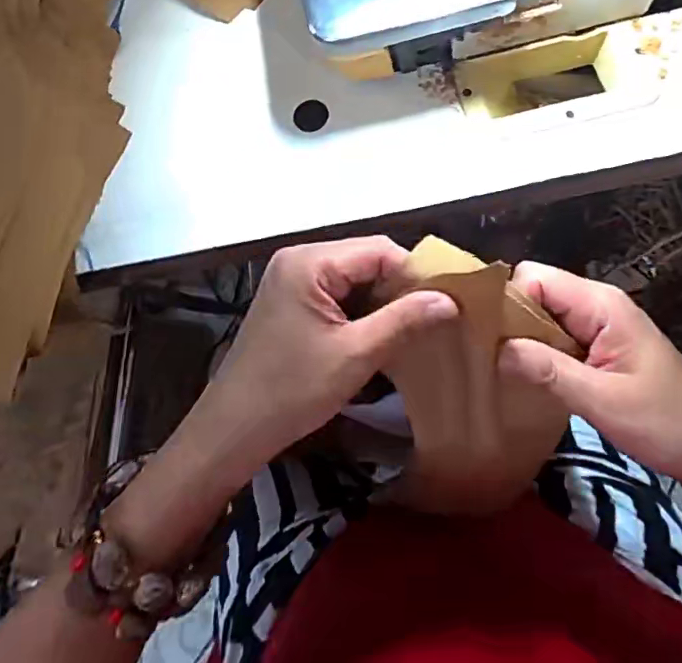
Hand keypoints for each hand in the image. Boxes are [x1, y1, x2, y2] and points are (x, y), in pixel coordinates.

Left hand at [191, 237, 457, 475]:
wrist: (231, 431)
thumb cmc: (291, 392)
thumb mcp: (355, 356)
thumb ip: (404, 321)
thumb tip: (450, 300)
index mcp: (310, 262)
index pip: (379, 250)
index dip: (415, 274)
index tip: (444, 304)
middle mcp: (299, 259)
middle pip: (366, 259)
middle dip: (399, 287)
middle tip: (430, 319)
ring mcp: (291, 278)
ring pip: (354, 276)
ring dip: (382, 300)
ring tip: (410, 328)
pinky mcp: (290, 299)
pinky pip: (337, 291)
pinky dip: (361, 309)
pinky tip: (377, 332)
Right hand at [497, 262, 681, 481]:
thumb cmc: (669, 423)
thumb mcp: (606, 402)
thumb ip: (550, 372)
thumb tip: (496, 349)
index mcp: (600, 305)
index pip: (535, 278)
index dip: (507, 301)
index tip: (485, 338)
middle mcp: (595, 305)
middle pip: (535, 292)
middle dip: (508, 320)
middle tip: (487, 359)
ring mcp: (596, 325)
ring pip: (542, 315)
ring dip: (521, 339)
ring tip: (499, 370)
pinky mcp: (596, 346)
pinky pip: (554, 335)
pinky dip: (537, 352)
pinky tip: (526, 379)